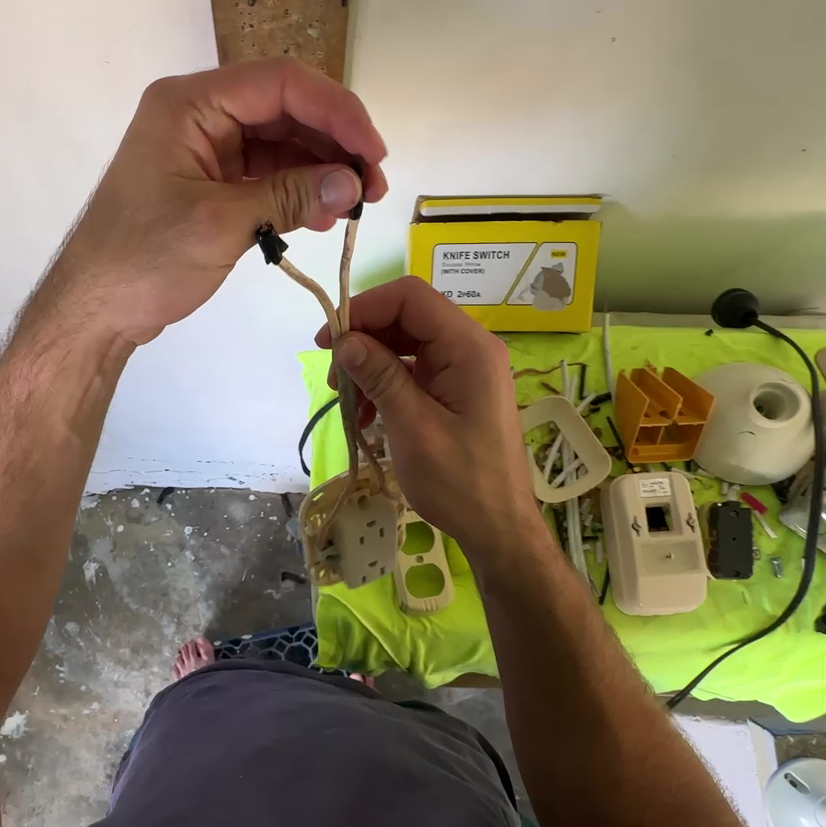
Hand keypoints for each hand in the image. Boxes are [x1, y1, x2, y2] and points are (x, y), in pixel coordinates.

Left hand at [40, 57, 388, 341]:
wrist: (95, 310)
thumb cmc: (143, 261)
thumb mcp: (220, 225)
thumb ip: (288, 197)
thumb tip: (351, 184)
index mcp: (190, 104)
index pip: (281, 84)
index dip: (337, 112)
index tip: (374, 152)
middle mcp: (198, 116)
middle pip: (283, 111)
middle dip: (332, 146)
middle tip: (372, 187)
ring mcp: (203, 152)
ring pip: (278, 146)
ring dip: (317, 173)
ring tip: (351, 208)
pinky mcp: (207, 186)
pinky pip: (263, 178)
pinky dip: (293, 195)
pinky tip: (321, 217)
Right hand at [319, 277, 541, 560]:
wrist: (498, 528)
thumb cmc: (459, 482)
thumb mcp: (413, 428)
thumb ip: (381, 377)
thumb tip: (345, 341)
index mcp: (469, 348)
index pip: (410, 298)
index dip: (364, 309)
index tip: (328, 342)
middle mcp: (470, 349)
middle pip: (407, 319)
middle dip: (364, 341)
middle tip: (334, 380)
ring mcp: (465, 372)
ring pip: (407, 346)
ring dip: (371, 367)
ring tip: (350, 405)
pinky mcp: (457, 394)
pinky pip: (415, 373)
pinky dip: (386, 387)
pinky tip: (368, 417)